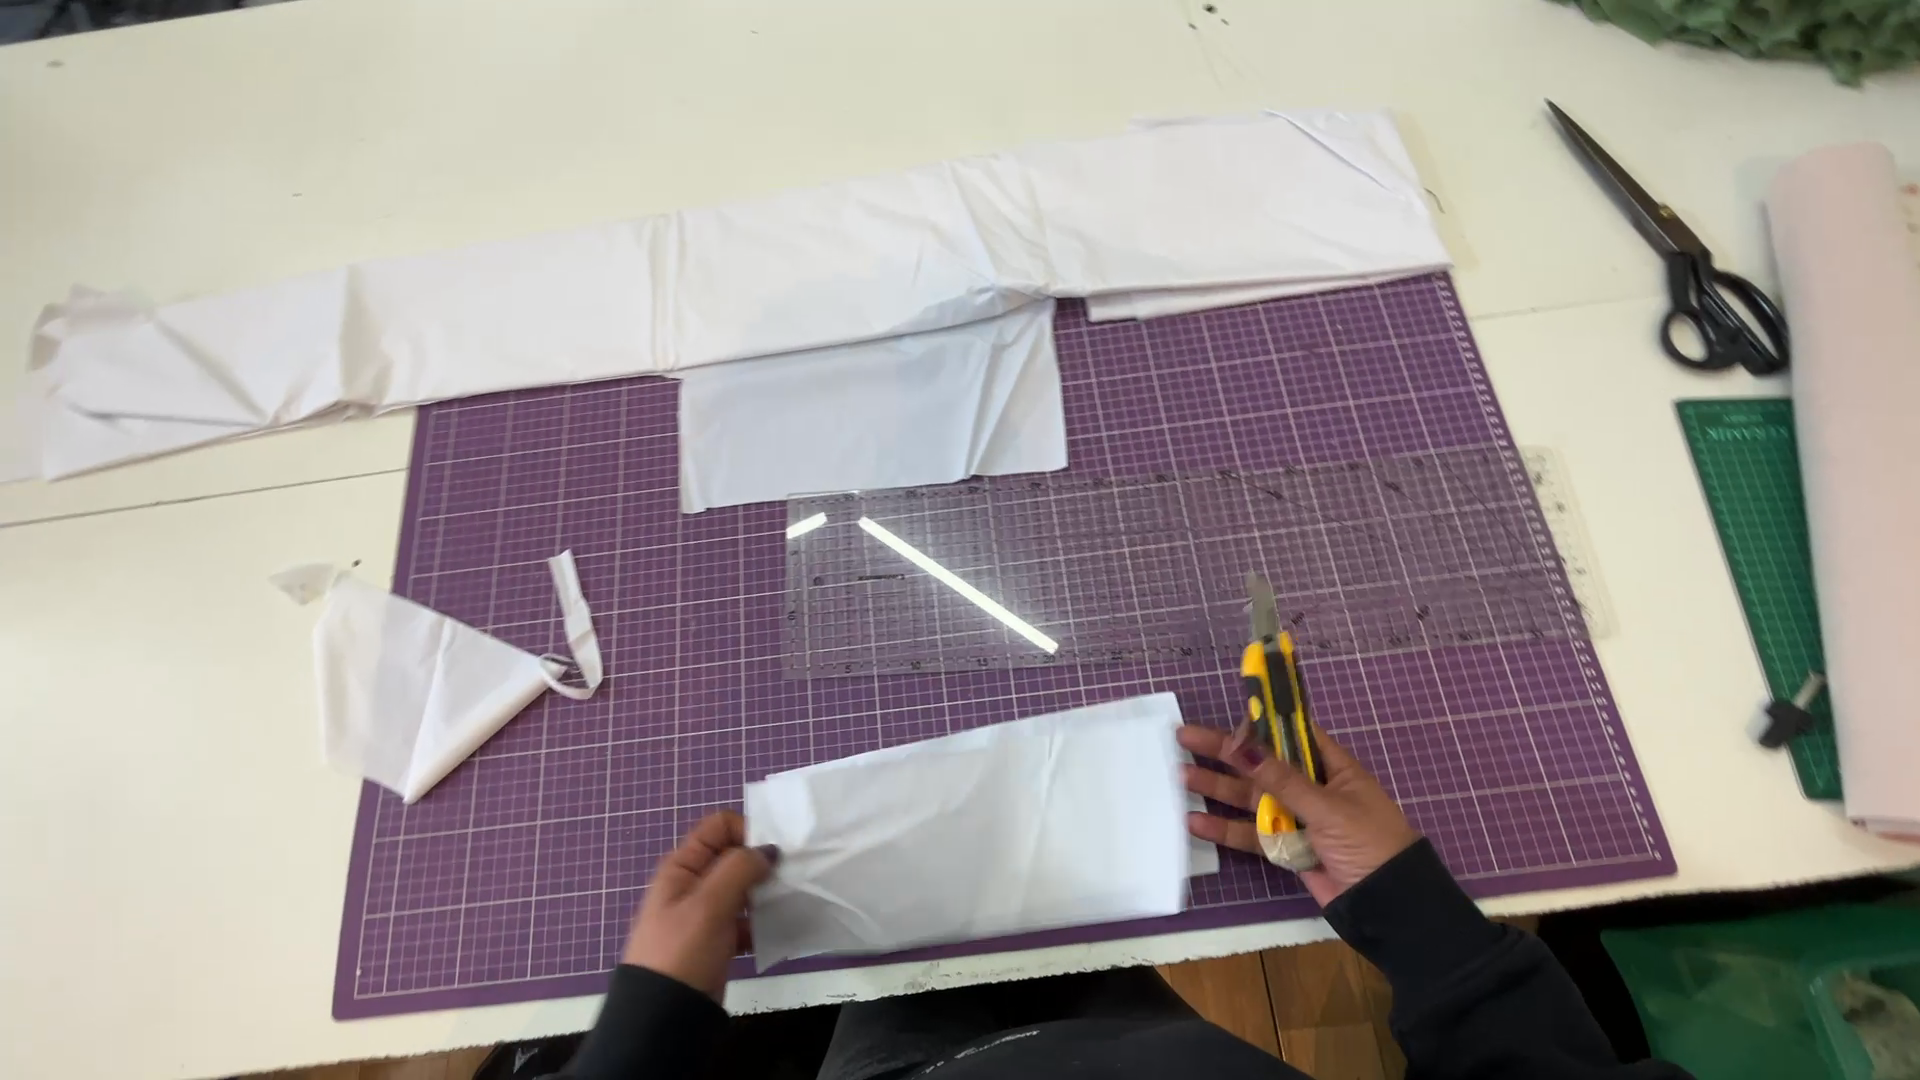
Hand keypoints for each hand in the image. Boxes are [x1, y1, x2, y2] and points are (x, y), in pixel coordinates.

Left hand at [620, 810, 774, 1000]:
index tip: (773, 850)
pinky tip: (782, 924)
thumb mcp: (707, 904)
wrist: (662, 1022)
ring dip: (766, 890)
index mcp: (683, 866)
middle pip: (735, 855)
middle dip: (763, 860)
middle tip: (790, 873)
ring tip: (791, 897)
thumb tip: (768, 849)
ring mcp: (706, 913)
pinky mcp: (719, 939)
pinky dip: (763, 919)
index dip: (747, 831)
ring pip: (744, 887)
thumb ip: (739, 868)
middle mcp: (693, 884)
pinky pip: (747, 918)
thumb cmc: (681, 952)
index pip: (720, 826)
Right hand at [1177, 722, 1417, 906]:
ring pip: (1247, 797)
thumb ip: (1281, 779)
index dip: (1258, 723)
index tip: (1225, 715)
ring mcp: (1295, 818)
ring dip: (1216, 788)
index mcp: (1330, 768)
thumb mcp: (1327, 807)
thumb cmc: (1370, 844)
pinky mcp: (1284, 848)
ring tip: (1180, 776)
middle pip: (1259, 763)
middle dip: (1223, 752)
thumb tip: (1242, 745)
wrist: (1391, 909)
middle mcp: (1309, 787)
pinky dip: (1223, 828)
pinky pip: (1249, 833)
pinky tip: (1195, 822)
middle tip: (1183, 738)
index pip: (1290, 734)